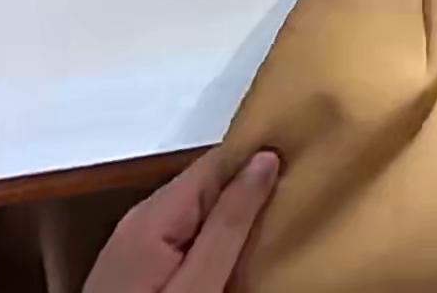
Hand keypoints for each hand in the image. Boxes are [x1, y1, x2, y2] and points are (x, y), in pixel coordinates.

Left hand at [84, 150, 280, 292]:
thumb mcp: (198, 290)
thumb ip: (230, 223)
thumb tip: (266, 156)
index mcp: (153, 216)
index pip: (219, 159)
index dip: (261, 157)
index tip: (301, 161)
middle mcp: (141, 221)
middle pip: (211, 183)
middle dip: (251, 189)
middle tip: (296, 195)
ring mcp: (135, 247)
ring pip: (202, 210)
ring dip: (237, 215)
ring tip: (277, 219)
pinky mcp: (138, 272)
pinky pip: (189, 235)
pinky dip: (218, 238)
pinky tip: (240, 250)